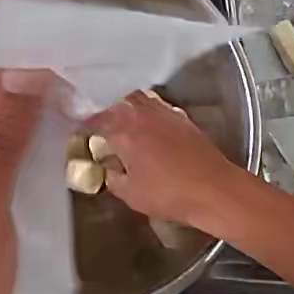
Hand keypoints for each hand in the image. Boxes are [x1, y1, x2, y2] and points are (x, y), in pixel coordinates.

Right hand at [89, 91, 258, 232]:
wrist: (214, 189)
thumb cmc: (170, 194)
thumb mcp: (131, 194)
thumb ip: (112, 179)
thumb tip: (105, 172)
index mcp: (124, 130)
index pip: (95, 120)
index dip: (84, 125)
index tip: (79, 131)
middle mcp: (142, 114)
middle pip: (115, 102)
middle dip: (103, 111)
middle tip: (97, 124)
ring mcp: (163, 112)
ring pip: (136, 98)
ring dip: (125, 105)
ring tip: (120, 120)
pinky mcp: (180, 117)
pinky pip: (156, 105)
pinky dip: (146, 110)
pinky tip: (148, 124)